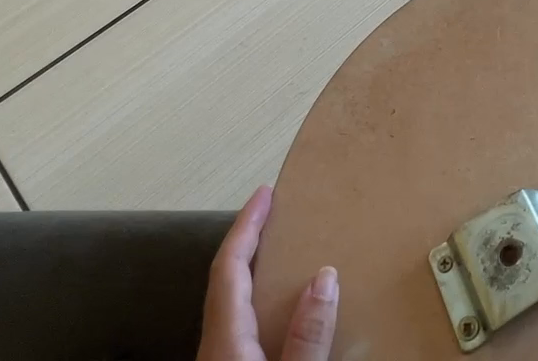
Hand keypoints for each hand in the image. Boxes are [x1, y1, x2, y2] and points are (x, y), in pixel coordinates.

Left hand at [197, 185, 338, 360]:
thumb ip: (308, 335)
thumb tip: (325, 274)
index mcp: (225, 342)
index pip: (229, 269)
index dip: (246, 226)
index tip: (265, 192)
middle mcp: (213, 349)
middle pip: (224, 281)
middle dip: (246, 241)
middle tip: (274, 212)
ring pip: (229, 304)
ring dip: (251, 270)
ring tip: (281, 250)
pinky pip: (238, 322)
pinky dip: (256, 297)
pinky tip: (279, 307)